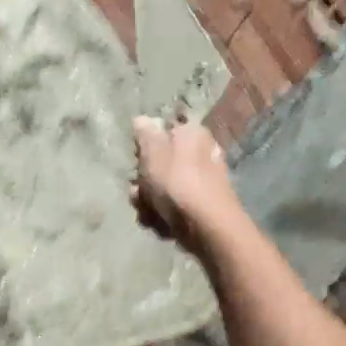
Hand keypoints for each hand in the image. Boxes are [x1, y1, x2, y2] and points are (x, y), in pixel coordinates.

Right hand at [131, 116, 238, 237]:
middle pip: (161, 163)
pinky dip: (164, 215)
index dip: (145, 147)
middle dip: (144, 181)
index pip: (163, 131)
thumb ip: (145, 134)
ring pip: (165, 187)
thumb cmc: (177, 184)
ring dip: (149, 202)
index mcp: (192, 133)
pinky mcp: (203, 206)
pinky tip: (160, 223)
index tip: (137, 161)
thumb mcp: (153, 152)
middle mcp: (202, 153)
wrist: (208, 226)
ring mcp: (204, 181)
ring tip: (149, 213)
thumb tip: (143, 119)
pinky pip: (175, 206)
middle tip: (138, 192)